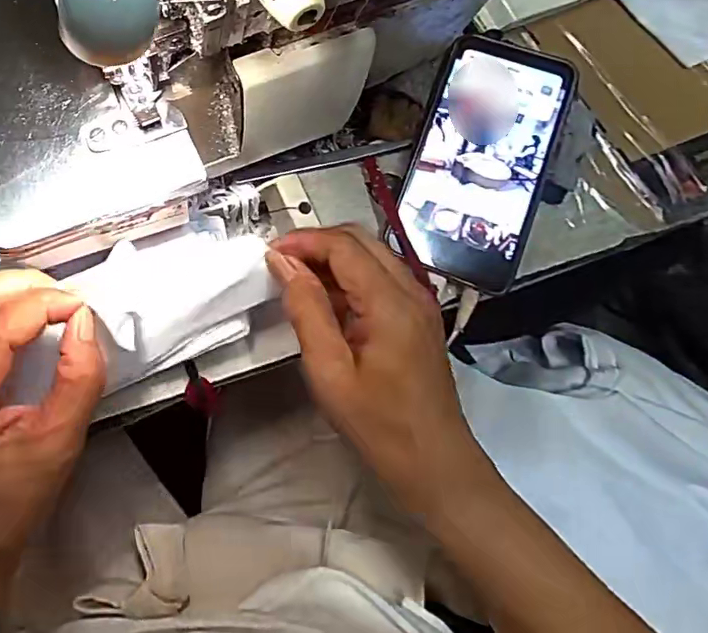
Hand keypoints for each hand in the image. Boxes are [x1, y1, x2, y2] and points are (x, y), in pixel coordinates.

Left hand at [0, 269, 105, 601]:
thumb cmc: (13, 502)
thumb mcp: (60, 445)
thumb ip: (78, 379)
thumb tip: (82, 320)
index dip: (40, 306)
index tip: (79, 307)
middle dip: (19, 288)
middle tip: (62, 299)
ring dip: (6, 293)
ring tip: (46, 304)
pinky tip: (22, 321)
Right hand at [267, 225, 484, 513]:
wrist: (438, 468)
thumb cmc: (380, 425)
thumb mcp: (329, 371)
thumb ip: (306, 309)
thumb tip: (283, 262)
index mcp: (391, 302)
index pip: (343, 246)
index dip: (303, 242)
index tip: (270, 255)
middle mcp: (411, 290)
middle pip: (359, 240)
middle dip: (316, 242)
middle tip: (280, 263)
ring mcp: (419, 301)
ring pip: (370, 253)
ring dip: (331, 256)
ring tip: (296, 278)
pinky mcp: (418, 315)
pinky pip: (379, 275)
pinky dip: (348, 274)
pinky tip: (326, 298)